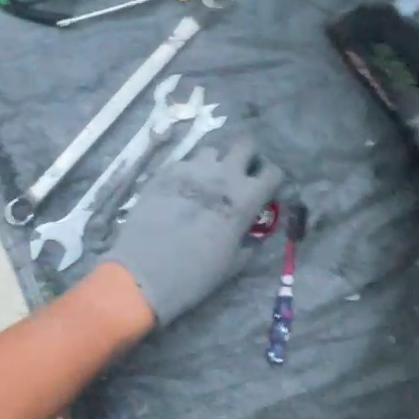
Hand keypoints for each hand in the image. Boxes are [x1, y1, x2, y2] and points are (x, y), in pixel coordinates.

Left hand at [101, 129, 283, 324]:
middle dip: (245, 156)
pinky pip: (183, 162)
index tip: (263, 190)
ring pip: (212, 149)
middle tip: (238, 175)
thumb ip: (247, 243)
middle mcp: (224, 175)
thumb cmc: (196, 274)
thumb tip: (250, 236)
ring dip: (214, 162)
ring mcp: (192, 169)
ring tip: (206, 181)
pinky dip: (187, 172)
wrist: (145, 272)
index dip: (270, 179)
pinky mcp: (165, 172)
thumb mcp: (232, 264)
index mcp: (246, 198)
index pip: (272, 172)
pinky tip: (179, 190)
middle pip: (245, 144)